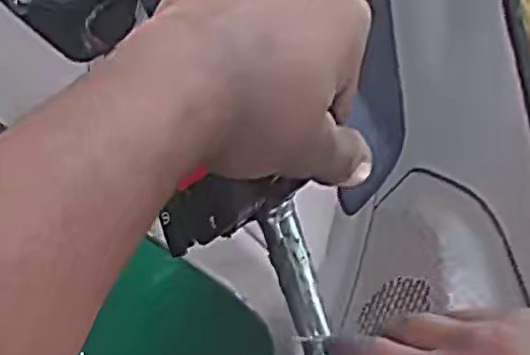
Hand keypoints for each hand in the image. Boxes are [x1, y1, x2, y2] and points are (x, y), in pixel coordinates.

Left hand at [123, 0, 373, 185]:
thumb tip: (355, 164)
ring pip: (258, 54)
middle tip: (258, 145)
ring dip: (248, 87)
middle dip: (282, 107)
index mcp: (349, 18)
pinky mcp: (204, 4)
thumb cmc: (242, 104)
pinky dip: (210, 72)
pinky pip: (214, 47)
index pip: (343, 92)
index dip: (316, 134)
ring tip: (226, 127)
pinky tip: (201, 103)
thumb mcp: (308, 152)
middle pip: (301, 67)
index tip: (295, 154)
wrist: (175, 89)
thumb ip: (340, 157)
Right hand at [332, 309, 529, 354]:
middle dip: (395, 341)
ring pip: (450, 316)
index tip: (339, 350)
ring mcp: (505, 323)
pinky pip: (495, 317)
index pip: (367, 350)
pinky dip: (485, 336)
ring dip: (440, 337)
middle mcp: (461, 340)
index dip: (346, 350)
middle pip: (405, 322)